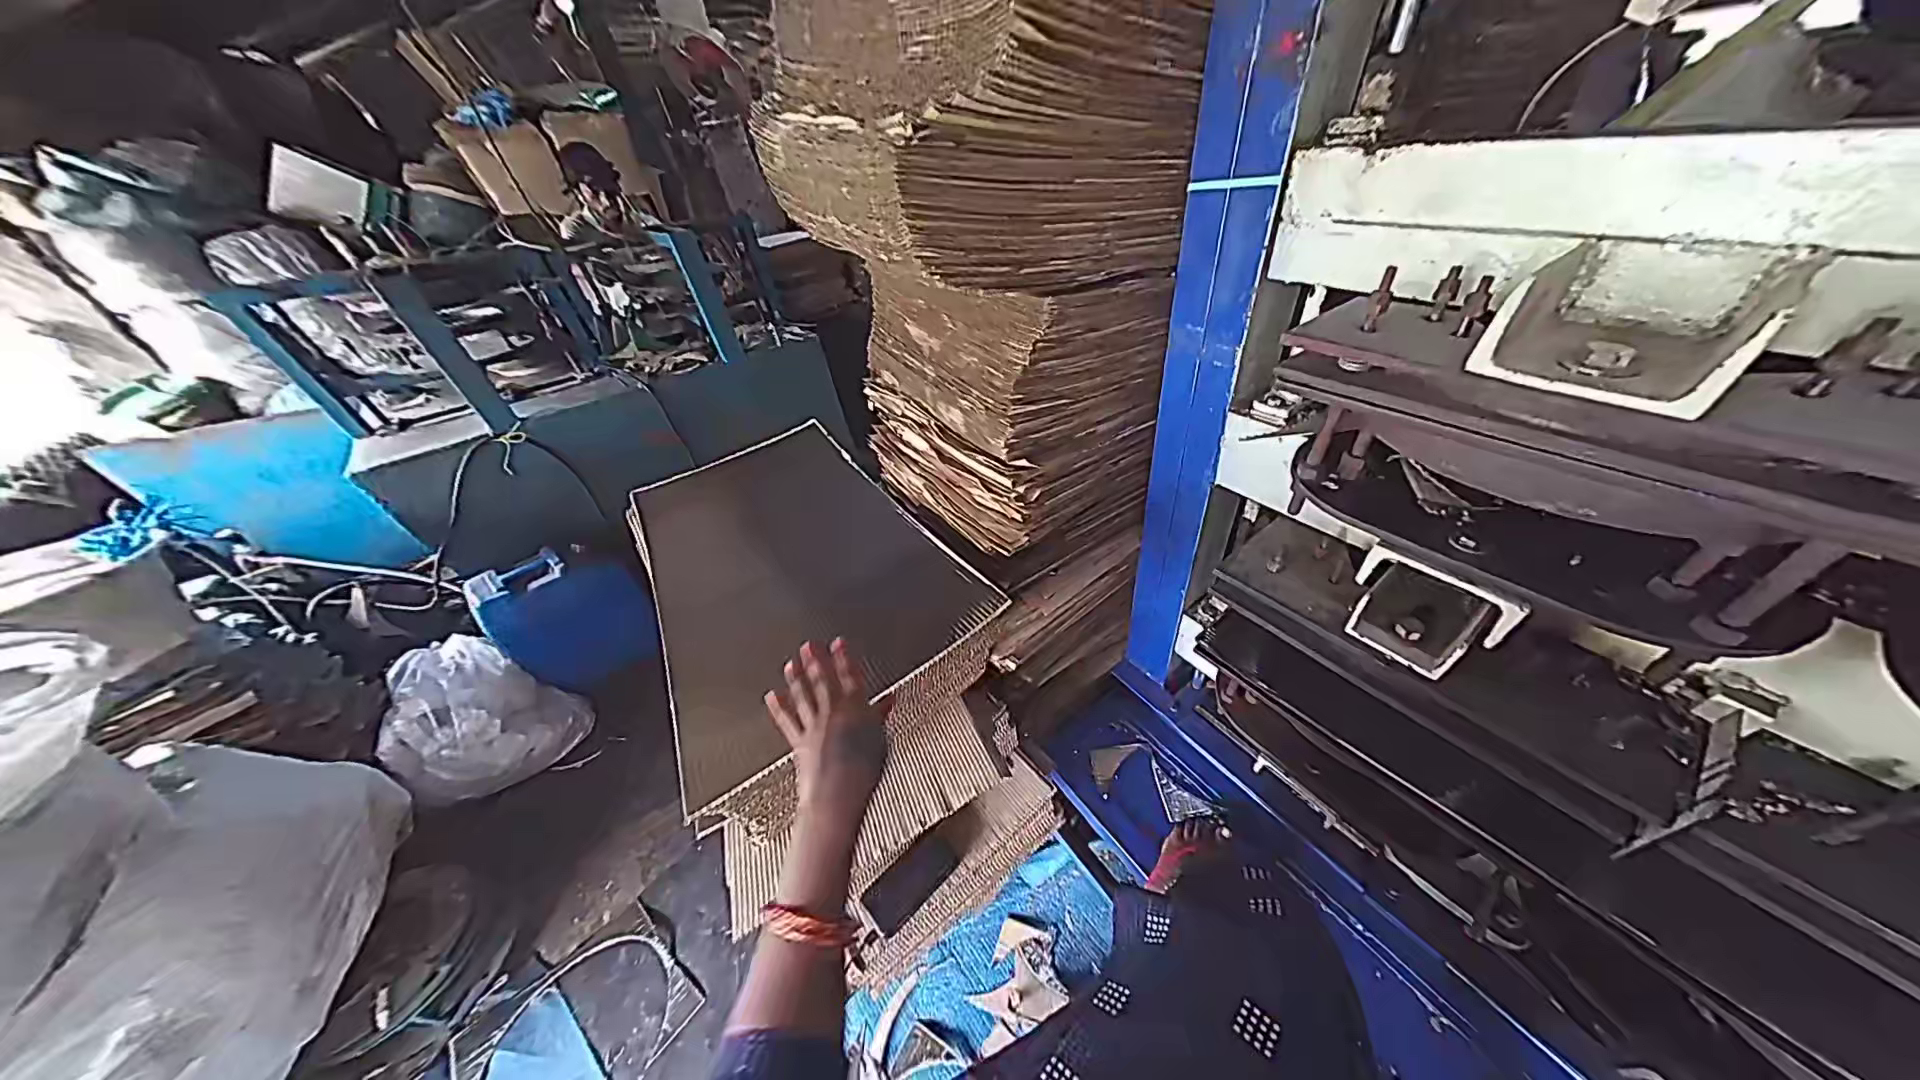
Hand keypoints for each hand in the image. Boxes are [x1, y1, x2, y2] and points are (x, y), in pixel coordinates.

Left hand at [765, 638, 887, 825]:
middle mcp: (832, 713)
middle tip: (807, 644)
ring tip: (790, 663)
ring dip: (796, 678)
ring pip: (803, 696)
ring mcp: (813, 727)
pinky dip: (778, 707)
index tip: (837, 643)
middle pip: (822, 681)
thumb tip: (887, 702)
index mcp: (856, 709)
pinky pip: (787, 720)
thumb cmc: (864, 771)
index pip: (850, 676)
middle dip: (815, 660)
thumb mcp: (880, 739)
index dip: (843, 657)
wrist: (838, 795)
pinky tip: (772, 696)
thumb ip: (880, 716)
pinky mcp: (799, 743)